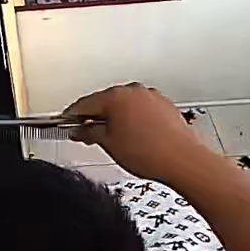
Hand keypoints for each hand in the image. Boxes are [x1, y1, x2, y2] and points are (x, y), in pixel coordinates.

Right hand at [66, 83, 220, 187]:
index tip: (67, 122)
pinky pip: (142, 108)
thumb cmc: (150, 152)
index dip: (73, 115)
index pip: (86, 103)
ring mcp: (151, 96)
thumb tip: (81, 130)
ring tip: (113, 139)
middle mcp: (135, 91)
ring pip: (125, 104)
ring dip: (116, 117)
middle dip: (95, 116)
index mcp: (117, 96)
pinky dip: (134, 118)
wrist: (182, 159)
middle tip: (86, 133)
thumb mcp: (109, 145)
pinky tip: (134, 136)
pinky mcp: (164, 105)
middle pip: (106, 100)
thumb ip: (89, 133)